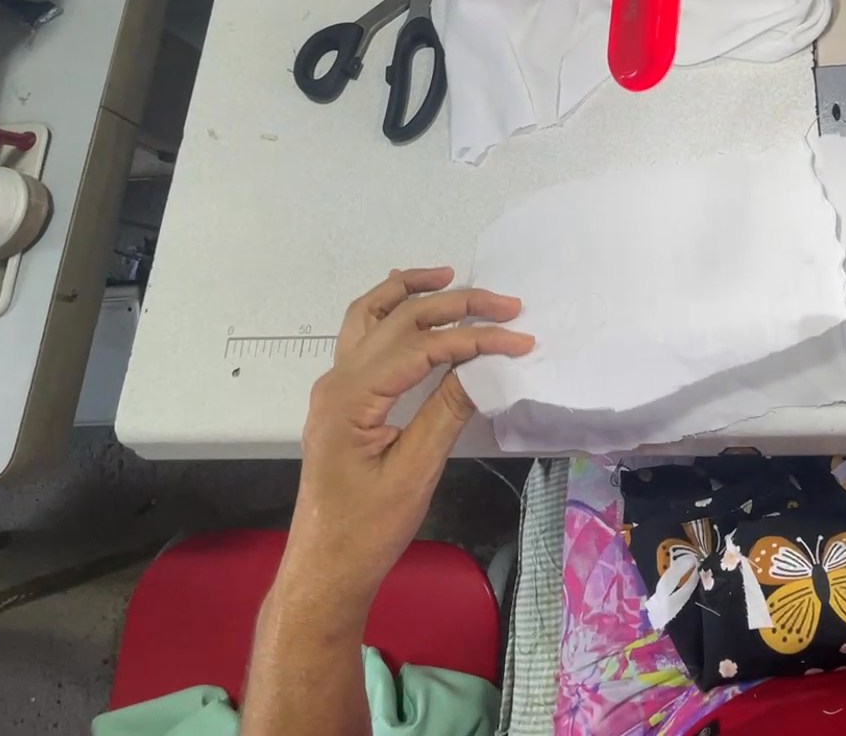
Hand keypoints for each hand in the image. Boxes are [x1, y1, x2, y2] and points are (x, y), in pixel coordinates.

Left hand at [284, 268, 533, 599]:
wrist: (326, 569)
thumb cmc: (369, 528)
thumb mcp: (417, 470)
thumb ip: (448, 409)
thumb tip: (486, 364)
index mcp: (352, 398)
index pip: (422, 347)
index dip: (475, 338)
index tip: (519, 339)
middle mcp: (337, 381)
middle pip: (400, 320)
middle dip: (456, 305)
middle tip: (506, 304)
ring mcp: (335, 386)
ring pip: (370, 316)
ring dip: (410, 290)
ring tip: (450, 275)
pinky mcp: (343, 398)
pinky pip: (363, 336)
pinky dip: (391, 311)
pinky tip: (411, 304)